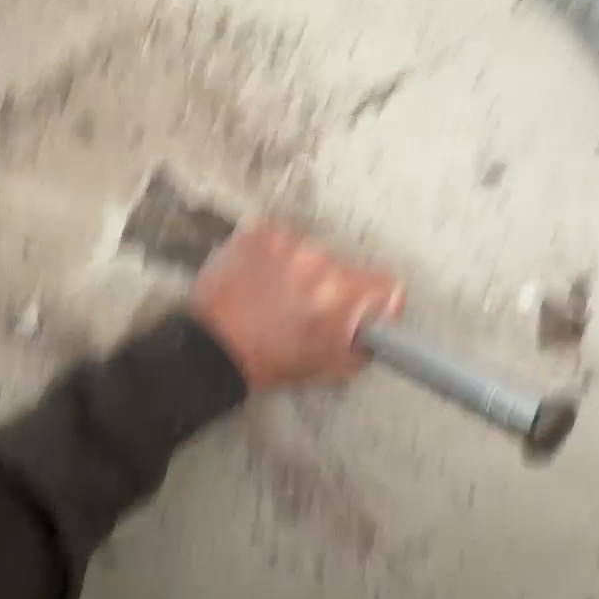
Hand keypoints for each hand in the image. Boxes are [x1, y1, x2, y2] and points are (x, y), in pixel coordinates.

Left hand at [188, 220, 405, 393]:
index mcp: (339, 291)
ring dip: (301, 270)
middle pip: (343, 268)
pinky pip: (279, 242)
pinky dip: (274, 258)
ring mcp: (284, 241)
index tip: (369, 311)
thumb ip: (363, 346)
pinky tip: (259, 280)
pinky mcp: (257, 232)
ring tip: (276, 295)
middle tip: (307, 308)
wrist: (212, 347)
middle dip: (332, 287)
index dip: (382, 302)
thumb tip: (376, 333)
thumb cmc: (269, 359)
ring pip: (309, 253)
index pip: (387, 283)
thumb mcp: (329, 365)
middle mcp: (316, 258)